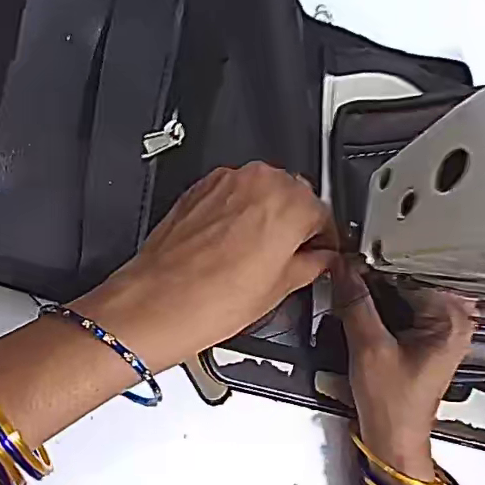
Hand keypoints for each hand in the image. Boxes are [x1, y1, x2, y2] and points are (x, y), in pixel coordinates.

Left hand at [72, 163, 336, 369]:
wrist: (158, 302)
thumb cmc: (210, 299)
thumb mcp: (280, 288)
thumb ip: (312, 264)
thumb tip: (321, 259)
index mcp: (290, 203)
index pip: (325, 213)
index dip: (326, 238)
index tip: (324, 252)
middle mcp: (260, 182)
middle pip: (296, 195)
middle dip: (299, 223)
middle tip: (296, 255)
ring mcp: (228, 182)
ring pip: (264, 191)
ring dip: (269, 215)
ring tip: (261, 254)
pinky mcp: (201, 188)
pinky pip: (234, 194)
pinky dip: (241, 212)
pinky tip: (236, 246)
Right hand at [334, 259, 475, 478]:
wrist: (393, 438)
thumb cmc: (394, 407)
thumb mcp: (369, 348)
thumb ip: (356, 303)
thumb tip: (344, 270)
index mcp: (451, 320)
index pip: (415, 272)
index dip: (381, 264)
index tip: (355, 260)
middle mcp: (453, 322)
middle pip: (413, 278)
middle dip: (380, 273)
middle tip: (351, 268)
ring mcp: (442, 330)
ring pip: (407, 291)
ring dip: (380, 287)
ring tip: (355, 282)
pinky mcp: (427, 337)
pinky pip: (405, 306)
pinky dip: (384, 302)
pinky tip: (366, 302)